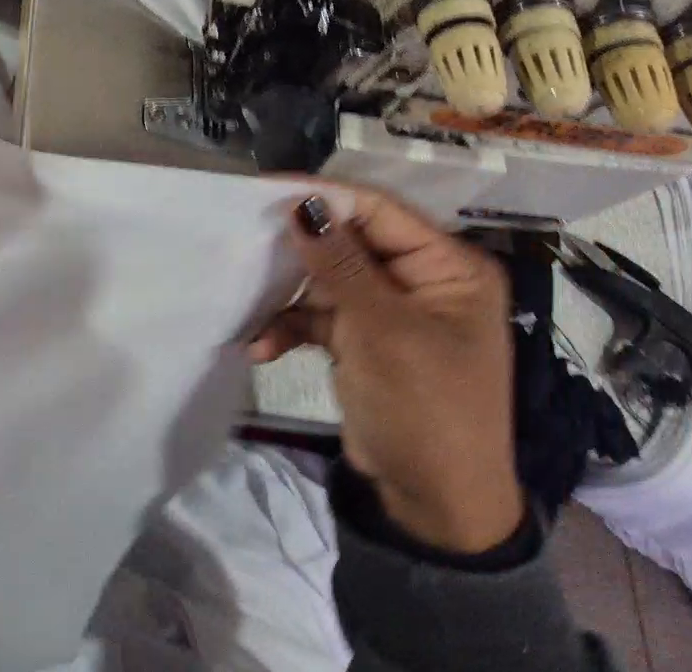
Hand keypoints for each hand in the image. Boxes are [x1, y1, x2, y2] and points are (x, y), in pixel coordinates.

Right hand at [251, 188, 522, 553]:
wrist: (434, 499)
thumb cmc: (424, 407)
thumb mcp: (380, 330)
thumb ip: (339, 265)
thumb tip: (303, 204)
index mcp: (448, 267)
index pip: (380, 212)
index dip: (324, 198)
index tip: (264, 192)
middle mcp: (421, 281)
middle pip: (347, 243)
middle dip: (298, 251)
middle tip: (244, 242)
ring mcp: (389, 312)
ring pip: (324, 280)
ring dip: (286, 298)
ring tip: (249, 307)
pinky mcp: (361, 340)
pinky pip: (317, 317)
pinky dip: (290, 329)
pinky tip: (263, 348)